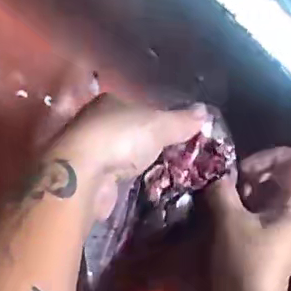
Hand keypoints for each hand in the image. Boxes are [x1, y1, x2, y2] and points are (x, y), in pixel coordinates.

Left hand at [41, 95, 211, 218]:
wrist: (85, 175)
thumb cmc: (121, 139)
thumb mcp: (159, 126)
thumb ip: (182, 121)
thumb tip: (206, 112)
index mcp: (109, 101)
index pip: (138, 107)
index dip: (158, 118)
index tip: (175, 134)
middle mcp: (94, 123)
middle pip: (128, 131)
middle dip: (146, 143)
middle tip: (173, 158)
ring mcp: (89, 152)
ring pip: (120, 155)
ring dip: (135, 164)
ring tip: (161, 175)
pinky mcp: (88, 178)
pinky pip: (114, 177)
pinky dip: (126, 182)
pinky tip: (141, 189)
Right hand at [204, 147, 290, 290]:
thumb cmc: (245, 265)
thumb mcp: (230, 222)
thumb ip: (221, 190)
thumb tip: (213, 173)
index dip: (268, 156)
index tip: (242, 172)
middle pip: (281, 173)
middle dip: (252, 173)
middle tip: (228, 187)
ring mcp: (284, 226)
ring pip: (268, 191)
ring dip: (244, 190)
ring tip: (222, 201)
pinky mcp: (270, 238)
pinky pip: (260, 209)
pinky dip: (243, 205)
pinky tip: (223, 213)